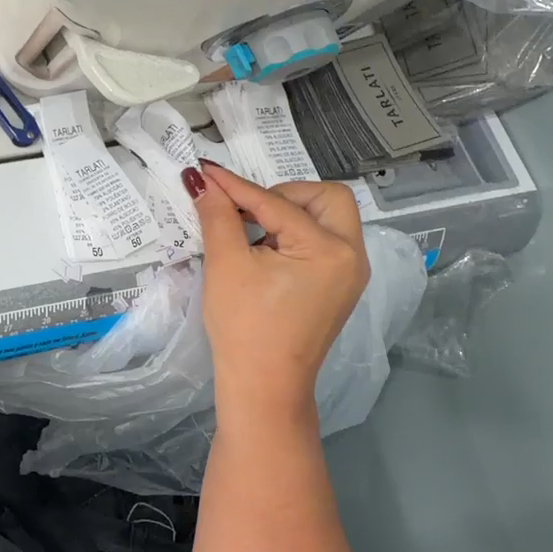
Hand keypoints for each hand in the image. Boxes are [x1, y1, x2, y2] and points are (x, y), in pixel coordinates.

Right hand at [187, 162, 369, 427]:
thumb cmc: (243, 324)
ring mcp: (349, 272)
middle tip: (242, 209)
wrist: (263, 381)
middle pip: (325, 198)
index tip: (204, 170)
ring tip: (247, 231)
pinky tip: (261, 250)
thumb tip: (200, 180)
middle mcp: (352, 255)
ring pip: (326, 218)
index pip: (276, 203)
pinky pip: (321, 242)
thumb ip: (217, 217)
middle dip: (281, 194)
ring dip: (287, 213)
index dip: (235, 186)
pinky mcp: (337, 285)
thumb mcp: (226, 265)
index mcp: (329, 249)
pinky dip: (292, 235)